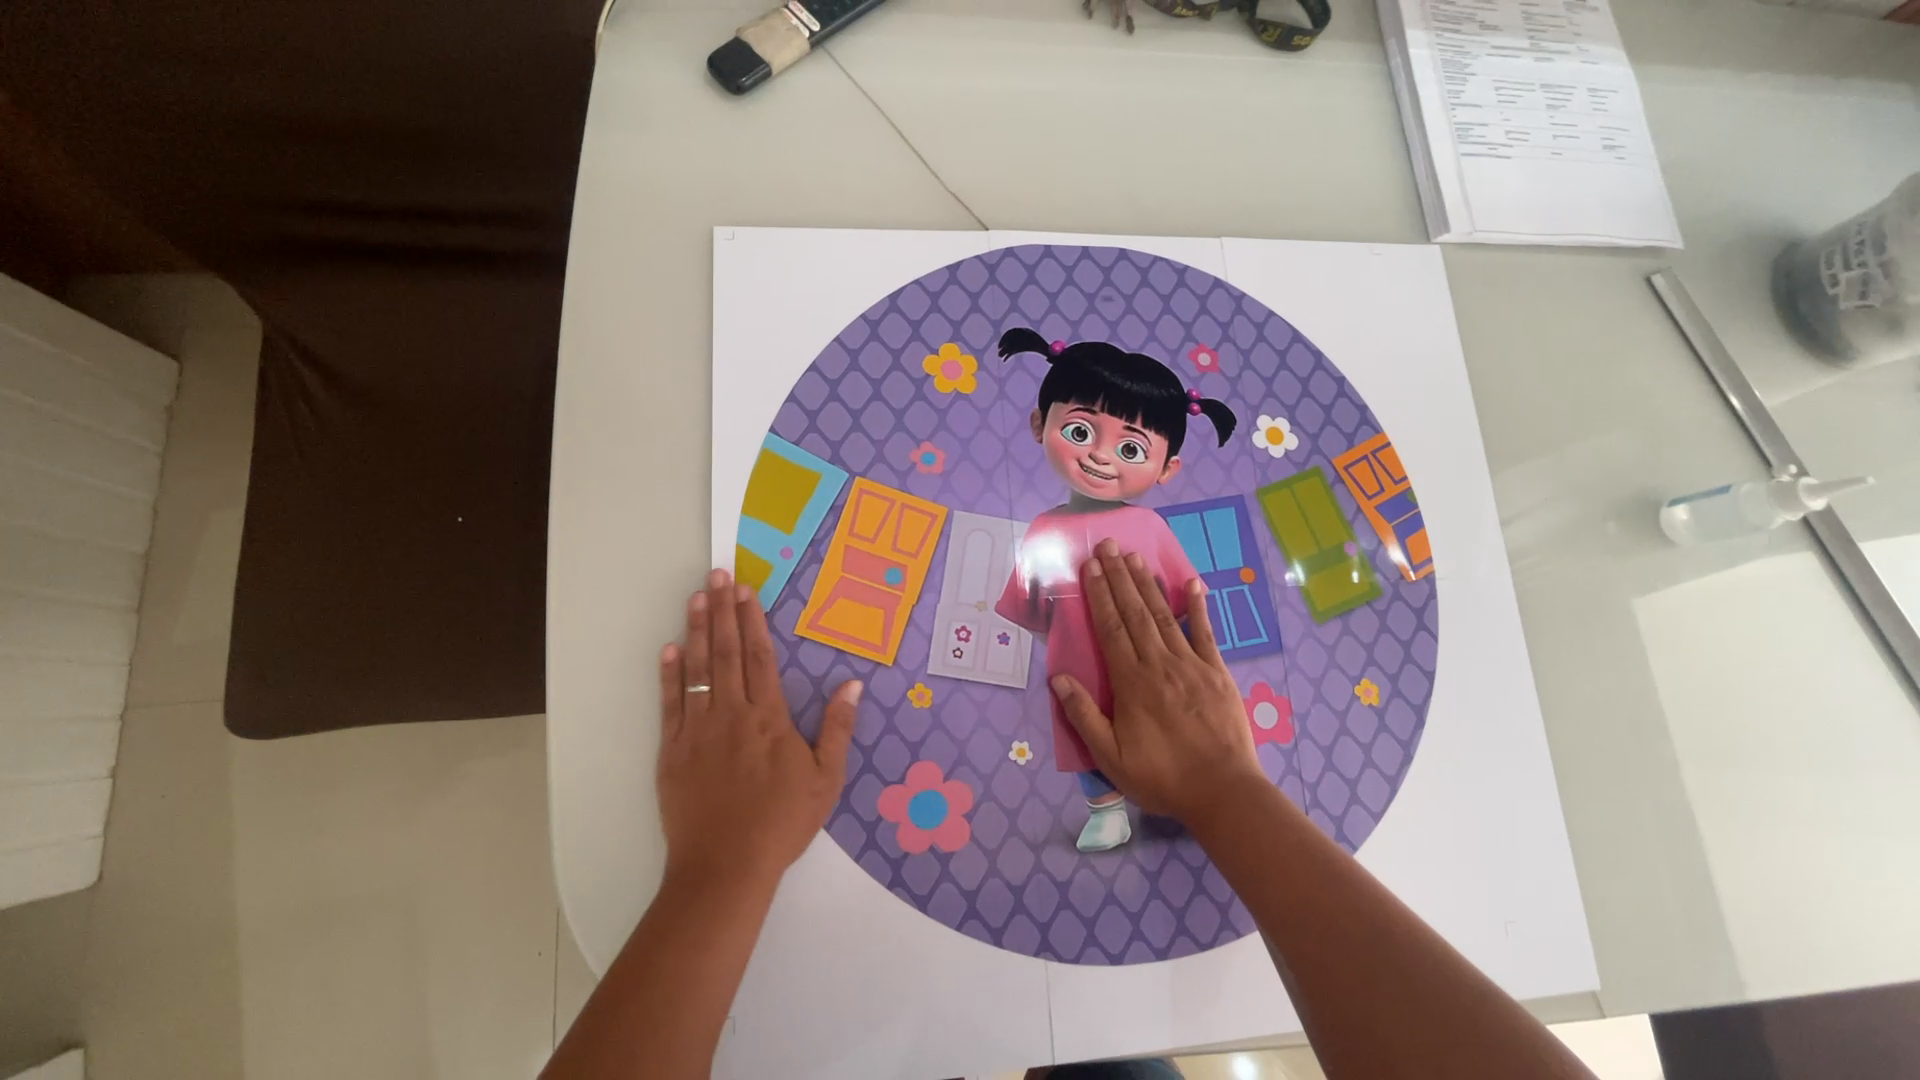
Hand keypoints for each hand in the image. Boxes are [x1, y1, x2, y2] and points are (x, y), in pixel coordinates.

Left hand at [656, 568, 861, 894]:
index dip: (753, 621)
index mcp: (770, 717)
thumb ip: (837, 728)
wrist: (725, 866)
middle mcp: (732, 713)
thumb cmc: (782, 823)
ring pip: (696, 669)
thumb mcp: (826, 779)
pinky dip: (669, 674)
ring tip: (695, 598)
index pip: (760, 656)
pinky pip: (670, 703)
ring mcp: (698, 729)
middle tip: (717, 575)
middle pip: (725, 652)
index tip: (747, 591)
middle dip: (722, 610)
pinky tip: (669, 649)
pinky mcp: (673, 750)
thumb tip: (853, 685)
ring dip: (695, 630)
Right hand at [1049, 539, 1266, 823]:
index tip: (1090, 567)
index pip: (1110, 629)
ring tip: (1135, 557)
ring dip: (1148, 584)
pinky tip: (1192, 583)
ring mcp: (1191, 664)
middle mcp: (1159, 664)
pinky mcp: (1217, 672)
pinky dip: (1197, 607)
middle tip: (1109, 546)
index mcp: (1131, 682)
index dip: (1099, 595)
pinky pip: (1205, 632)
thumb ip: (1084, 716)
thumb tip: (1058, 679)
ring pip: (1163, 616)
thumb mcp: (1111, 757)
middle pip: (1134, 613)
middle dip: (1119, 577)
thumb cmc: (1162, 777)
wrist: (1223, 791)